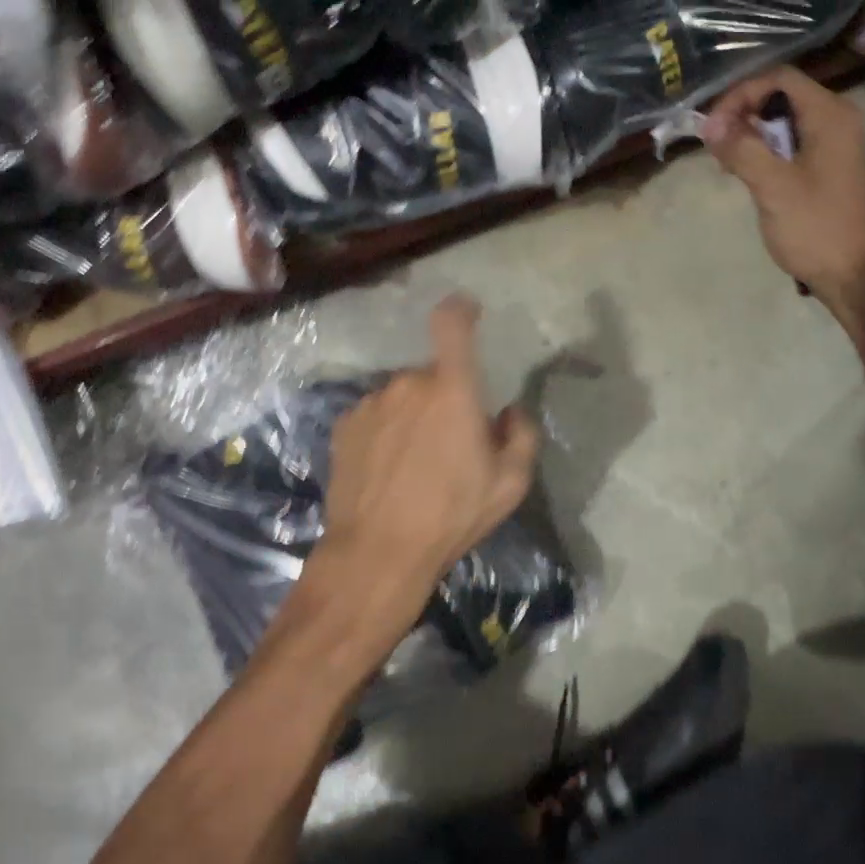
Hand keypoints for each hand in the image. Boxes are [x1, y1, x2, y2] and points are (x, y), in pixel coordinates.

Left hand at [318, 294, 539, 598]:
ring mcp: (370, 403)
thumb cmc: (452, 516)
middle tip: (450, 449)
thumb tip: (510, 412)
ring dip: (411, 420)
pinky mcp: (343, 426)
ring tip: (414, 469)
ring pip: (400, 400)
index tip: (468, 311)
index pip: (453, 326)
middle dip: (443, 401)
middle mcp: (407, 385)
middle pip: (431, 378)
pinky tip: (386, 473)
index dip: (461, 310)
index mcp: (452, 390)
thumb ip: (521, 437)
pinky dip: (384, 435)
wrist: (378, 551)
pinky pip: (373, 418)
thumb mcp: (509, 485)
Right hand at [700, 67, 864, 310]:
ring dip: (752, 138)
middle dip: (743, 116)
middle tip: (716, 148)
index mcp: (829, 115)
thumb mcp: (774, 188)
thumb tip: (710, 124)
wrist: (854, 274)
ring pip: (785, 124)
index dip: (740, 96)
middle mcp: (836, 121)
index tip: (712, 128)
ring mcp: (834, 146)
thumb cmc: (816, 229)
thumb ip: (743, 150)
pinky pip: (792, 147)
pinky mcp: (827, 170)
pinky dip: (766, 154)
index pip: (778, 79)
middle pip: (781, 98)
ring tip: (728, 165)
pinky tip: (748, 177)